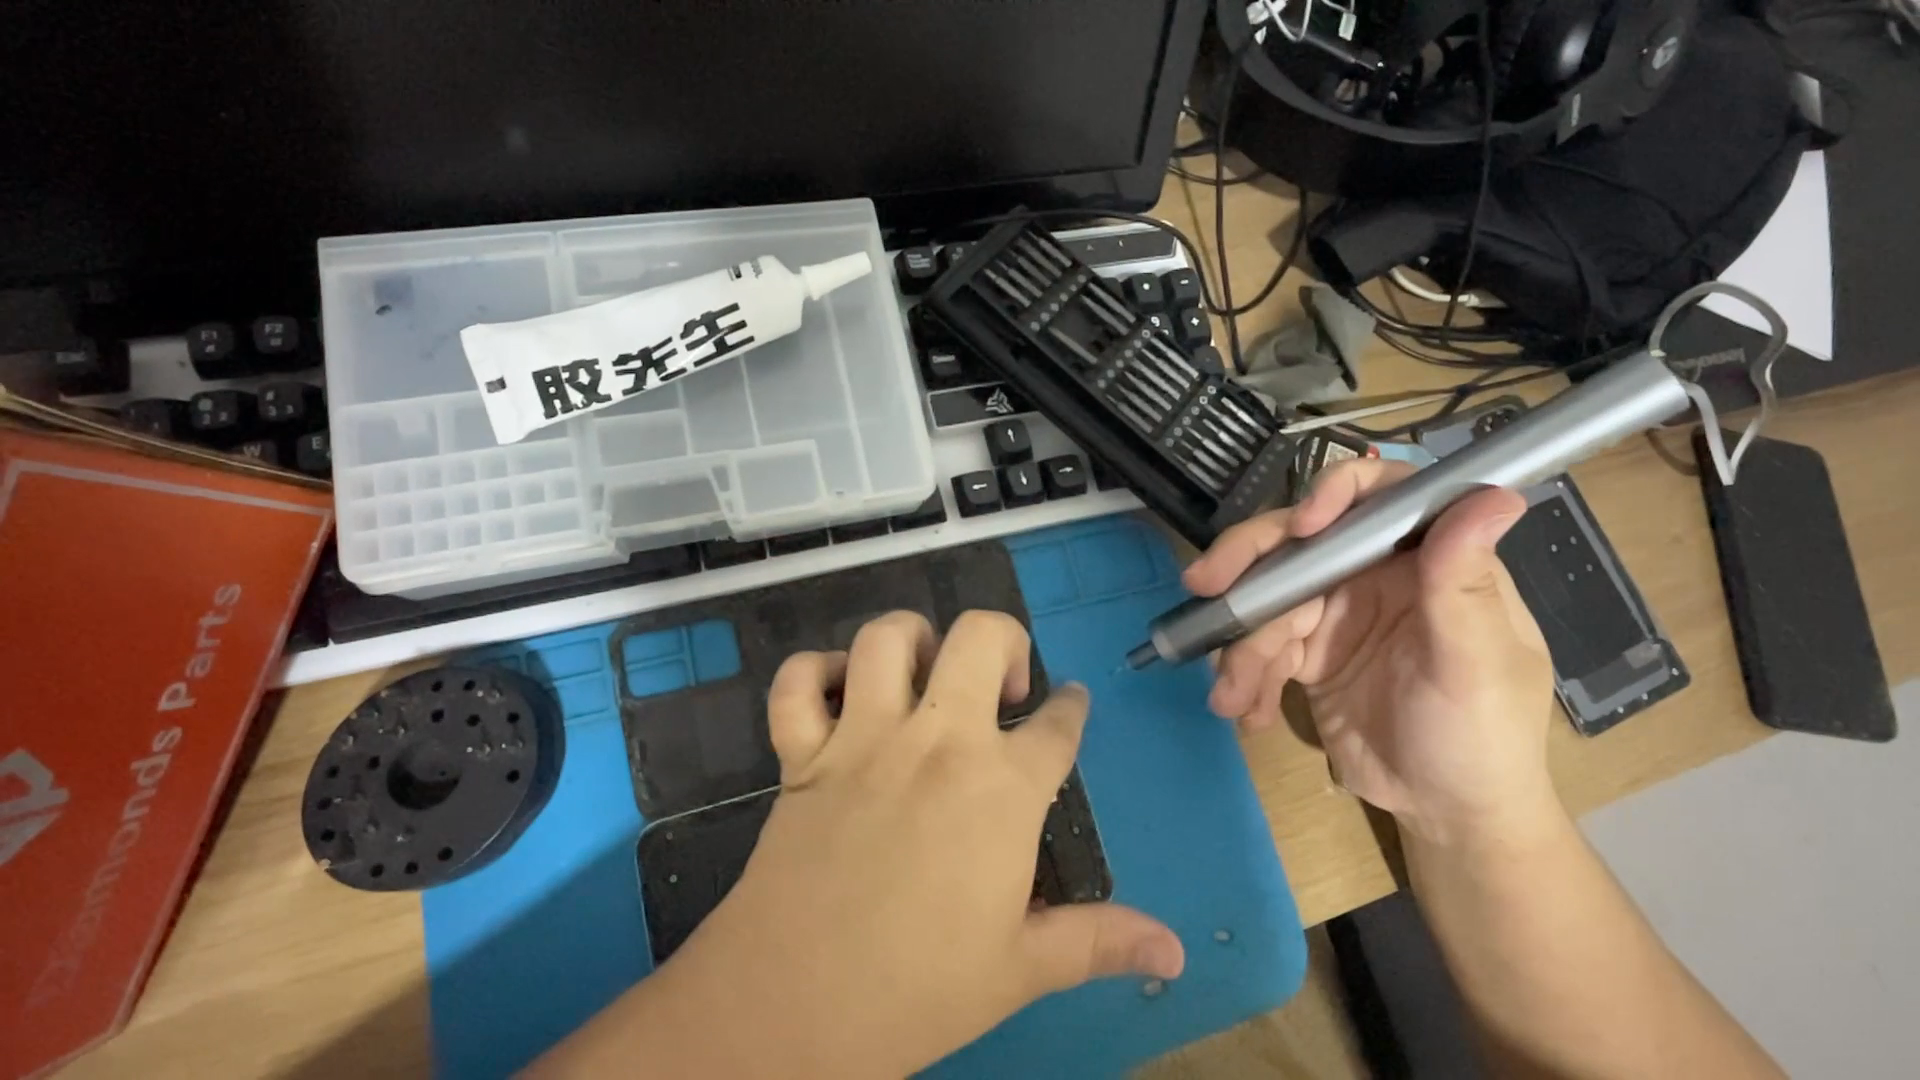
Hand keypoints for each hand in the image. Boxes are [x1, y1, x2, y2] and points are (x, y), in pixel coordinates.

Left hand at [642, 611, 1182, 1078]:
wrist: (795, 1005)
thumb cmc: (920, 989)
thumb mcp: (1022, 968)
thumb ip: (1100, 942)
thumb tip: (1176, 952)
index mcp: (1002, 789)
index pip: (1058, 725)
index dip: (1070, 708)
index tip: (1068, 704)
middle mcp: (938, 742)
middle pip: (980, 638)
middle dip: (1004, 642)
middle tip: (1002, 687)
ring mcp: (863, 739)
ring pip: (888, 638)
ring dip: (913, 639)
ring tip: (926, 673)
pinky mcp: (801, 753)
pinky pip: (798, 683)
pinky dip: (815, 671)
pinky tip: (838, 691)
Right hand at [1183, 460, 1557, 843]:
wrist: (1443, 815)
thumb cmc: (1483, 739)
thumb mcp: (1476, 666)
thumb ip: (1463, 586)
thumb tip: (1493, 495)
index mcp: (1427, 562)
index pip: (1382, 498)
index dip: (1336, 494)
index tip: (1301, 526)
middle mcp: (1376, 575)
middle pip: (1301, 541)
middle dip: (1248, 563)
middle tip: (1202, 585)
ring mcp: (1335, 614)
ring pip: (1268, 598)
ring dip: (1241, 645)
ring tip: (1232, 695)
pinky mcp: (1305, 653)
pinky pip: (1259, 647)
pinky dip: (1244, 676)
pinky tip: (1247, 711)